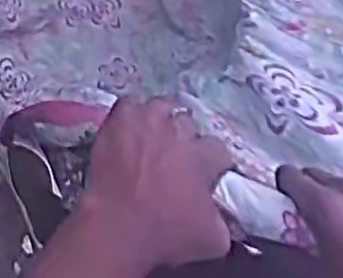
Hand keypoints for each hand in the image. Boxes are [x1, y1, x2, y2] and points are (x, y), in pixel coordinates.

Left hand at [76, 97, 236, 270]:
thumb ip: (224, 216)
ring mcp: (145, 118)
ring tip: (157, 134)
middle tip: (179, 156)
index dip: (215, 162)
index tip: (209, 172)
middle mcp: (174, 128)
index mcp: (200, 155)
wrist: (118, 221)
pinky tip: (132, 127)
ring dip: (163, 119)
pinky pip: (131, 103)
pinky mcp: (119, 116)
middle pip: (188, 123)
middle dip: (187, 138)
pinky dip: (134, 113)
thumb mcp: (214, 237)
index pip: (219, 149)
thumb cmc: (167, 231)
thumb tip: (222, 207)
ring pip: (161, 106)